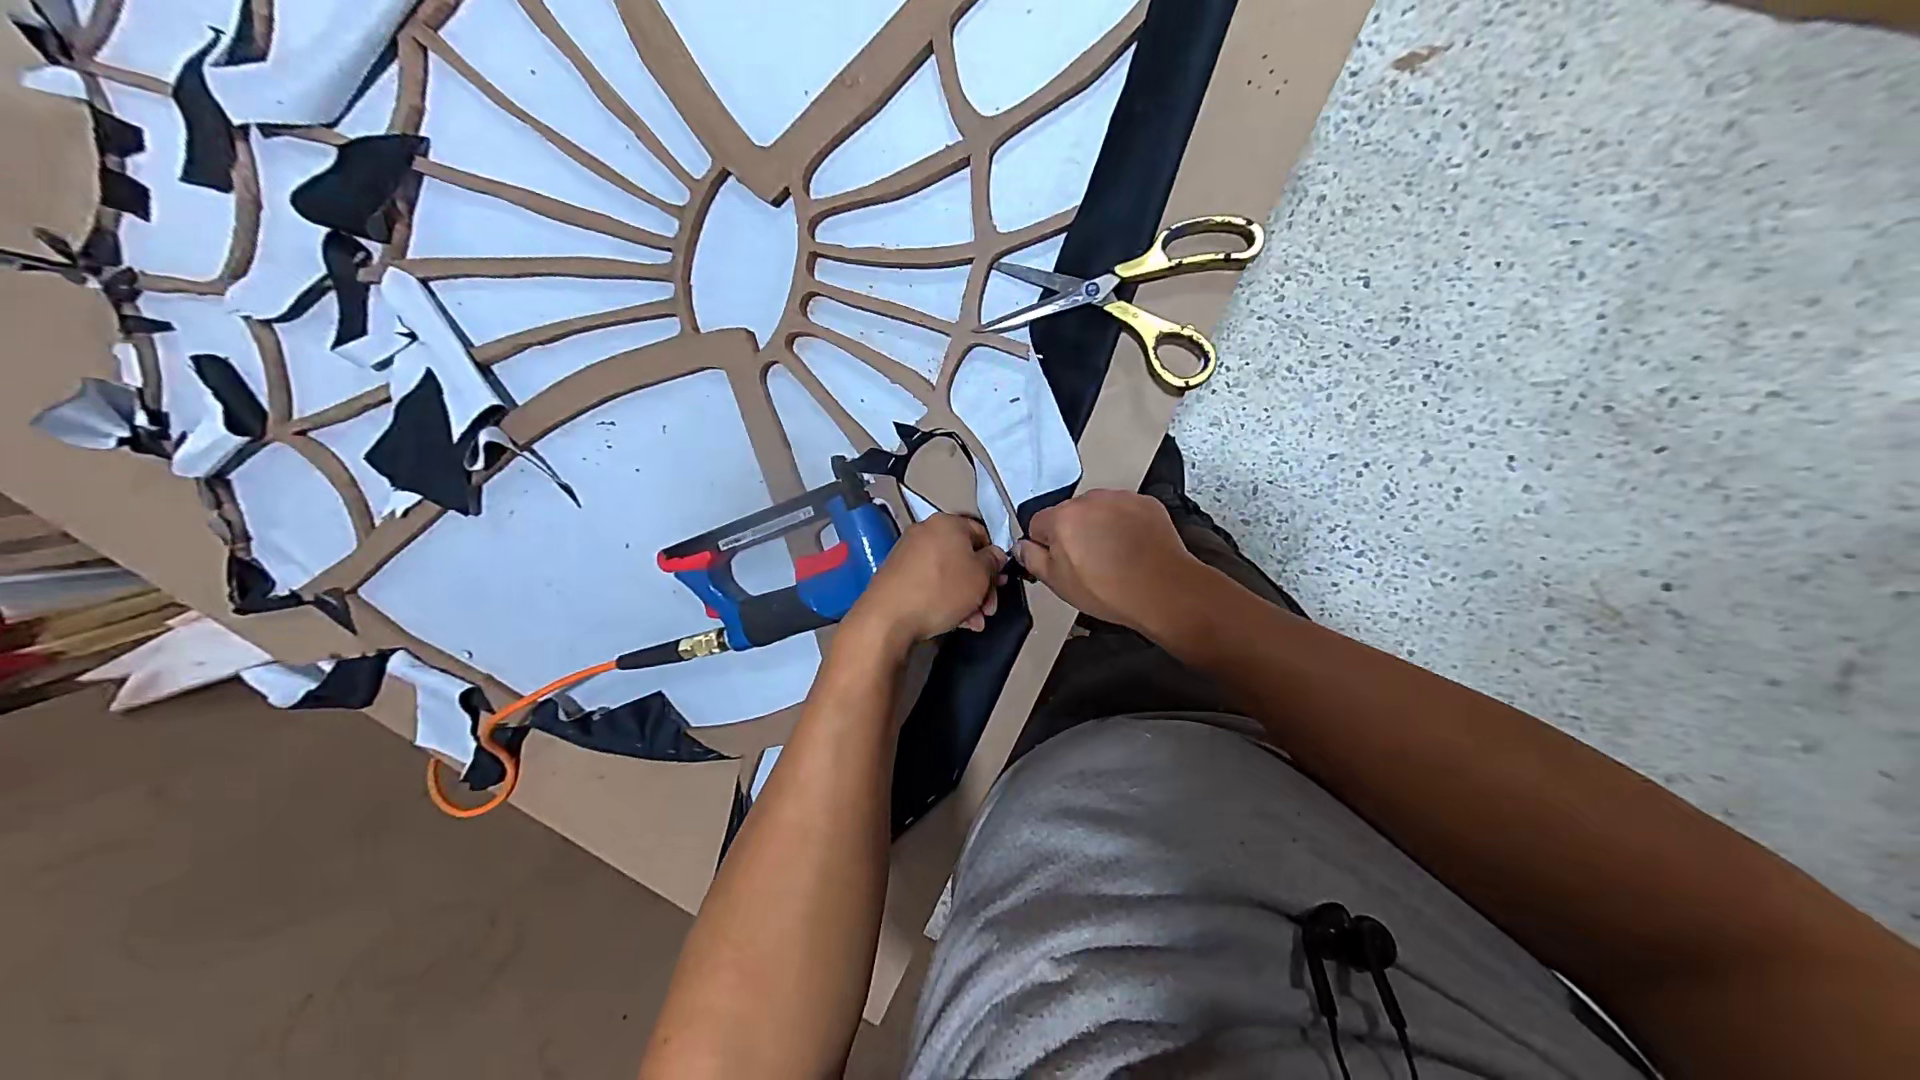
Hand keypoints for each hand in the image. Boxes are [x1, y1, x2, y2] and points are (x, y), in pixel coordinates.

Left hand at [842, 514, 1005, 652]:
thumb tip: (994, 555)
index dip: (995, 559)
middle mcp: (926, 532)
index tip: (998, 581)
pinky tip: (954, 621)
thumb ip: (993, 562)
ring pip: (948, 573)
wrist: (888, 618)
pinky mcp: (897, 575)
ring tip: (973, 621)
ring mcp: (908, 553)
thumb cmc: (940, 591)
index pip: (982, 534)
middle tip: (988, 607)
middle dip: (981, 585)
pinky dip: (944, 599)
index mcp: (948, 523)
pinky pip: (930, 582)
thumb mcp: (981, 576)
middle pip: (964, 556)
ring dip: (966, 597)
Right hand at [1016, 490, 1207, 633]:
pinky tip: (1130, 549)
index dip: (1045, 545)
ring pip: (1097, 511)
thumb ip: (1032, 559)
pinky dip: (1125, 525)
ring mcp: (1120, 499)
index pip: (1037, 523)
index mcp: (1062, 518)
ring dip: (1099, 527)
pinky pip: (1124, 511)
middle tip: (1087, 564)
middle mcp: (1090, 501)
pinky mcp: (1144, 503)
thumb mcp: (1058, 583)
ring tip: (1112, 558)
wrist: (1163, 590)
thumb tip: (1022, 547)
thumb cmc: (1114, 590)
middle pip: (1069, 514)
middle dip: (1074, 534)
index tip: (1058, 560)